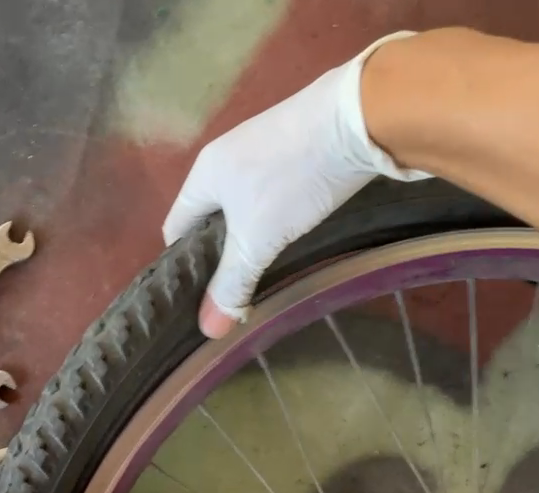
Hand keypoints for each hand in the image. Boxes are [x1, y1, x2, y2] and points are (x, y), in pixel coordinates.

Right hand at [162, 31, 429, 337]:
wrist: (362, 115)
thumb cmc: (291, 180)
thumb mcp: (256, 242)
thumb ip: (230, 285)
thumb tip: (208, 331)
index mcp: (202, 175)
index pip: (175, 230)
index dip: (183, 265)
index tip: (202, 295)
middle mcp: (224, 157)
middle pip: (208, 219)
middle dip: (219, 254)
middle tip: (235, 288)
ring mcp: (260, 147)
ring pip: (241, 205)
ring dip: (249, 236)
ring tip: (264, 267)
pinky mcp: (294, 143)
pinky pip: (269, 191)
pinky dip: (273, 216)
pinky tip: (292, 232)